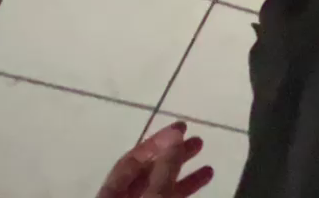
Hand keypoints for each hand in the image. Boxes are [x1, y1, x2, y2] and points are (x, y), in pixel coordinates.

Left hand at [97, 121, 214, 197]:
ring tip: (209, 169)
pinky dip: (182, 190)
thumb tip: (176, 132)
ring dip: (183, 176)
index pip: (131, 159)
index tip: (184, 127)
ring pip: (158, 188)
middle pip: (146, 173)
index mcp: (109, 192)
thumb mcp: (155, 194)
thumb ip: (165, 165)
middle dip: (174, 156)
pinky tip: (201, 182)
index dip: (157, 141)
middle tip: (199, 142)